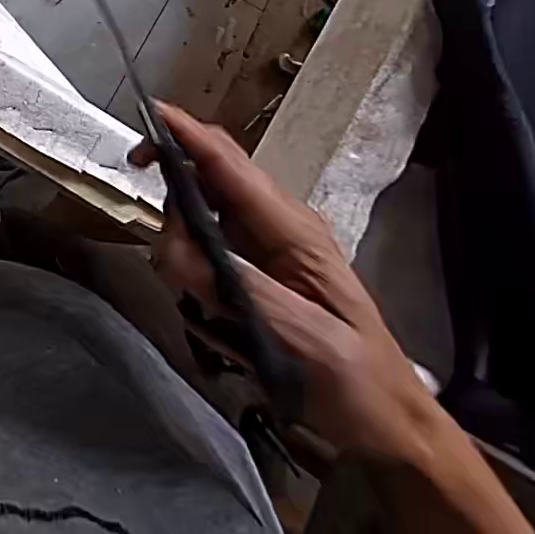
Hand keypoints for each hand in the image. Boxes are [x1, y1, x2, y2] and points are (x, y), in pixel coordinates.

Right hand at [131, 105, 445, 462]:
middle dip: (170, 181)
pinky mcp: (246, 263)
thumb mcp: (301, 336)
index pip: (228, 164)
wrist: (387, 422)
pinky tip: (203, 300)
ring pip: (195, 207)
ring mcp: (259, 242)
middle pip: (207, 172)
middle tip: (157, 225)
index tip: (148, 112)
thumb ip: (234, 286)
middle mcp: (273, 223)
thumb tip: (173, 250)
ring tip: (198, 294)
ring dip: (178, 238)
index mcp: (292, 228)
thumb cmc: (355, 379)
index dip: (187, 133)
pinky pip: (197, 240)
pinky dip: (185, 259)